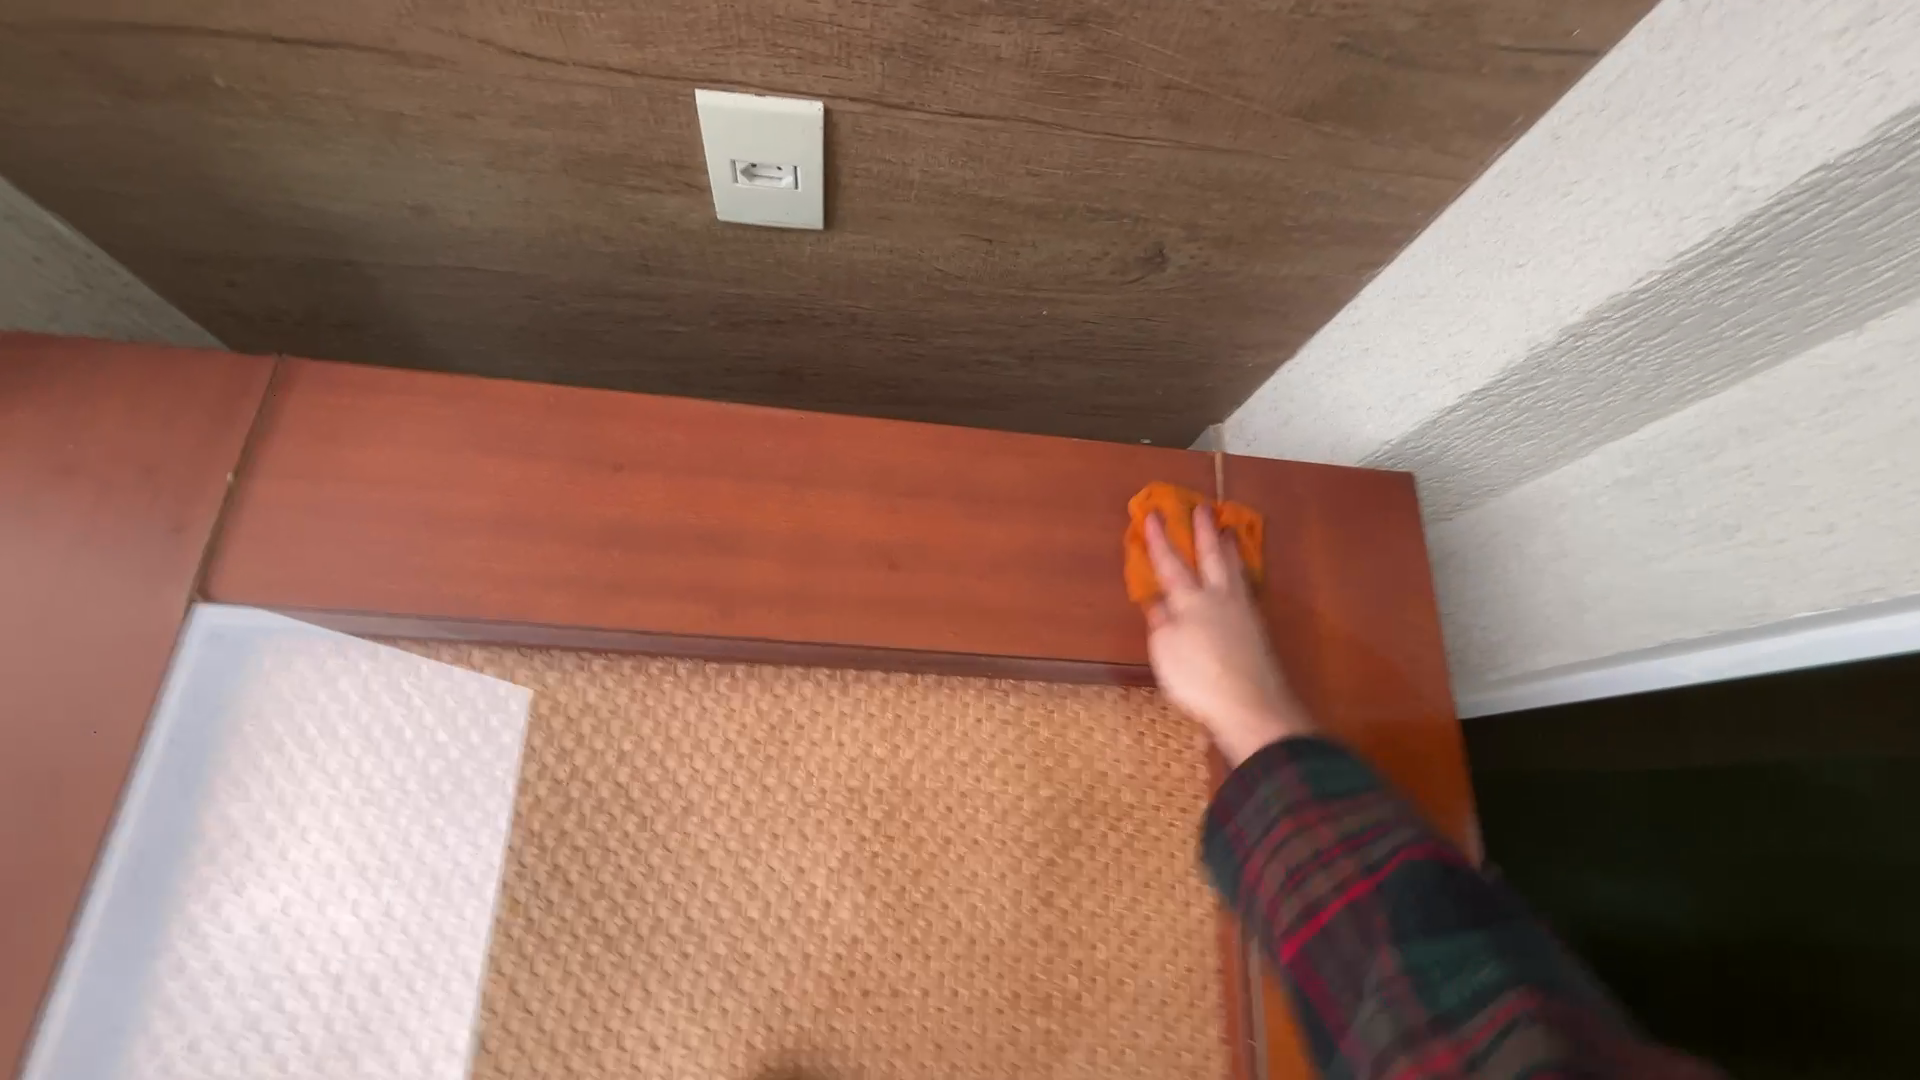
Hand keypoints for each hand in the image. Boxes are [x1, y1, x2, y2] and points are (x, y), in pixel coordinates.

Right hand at [1143, 505, 1313, 764]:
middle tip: (1204, 508)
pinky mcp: (1257, 632)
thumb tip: (1158, 602)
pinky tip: (1241, 580)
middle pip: (1211, 558)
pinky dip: (1241, 576)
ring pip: (1234, 571)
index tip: (1154, 513)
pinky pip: (1246, 591)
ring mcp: (1243, 614)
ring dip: (1229, 549)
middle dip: (1204, 532)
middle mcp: (1218, 599)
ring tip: (1229, 531)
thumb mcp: (1165, 650)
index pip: (1171, 564)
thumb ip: (1161, 622)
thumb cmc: (1198, 678)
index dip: (1161, 540)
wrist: (1252, 706)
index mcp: (1190, 601)